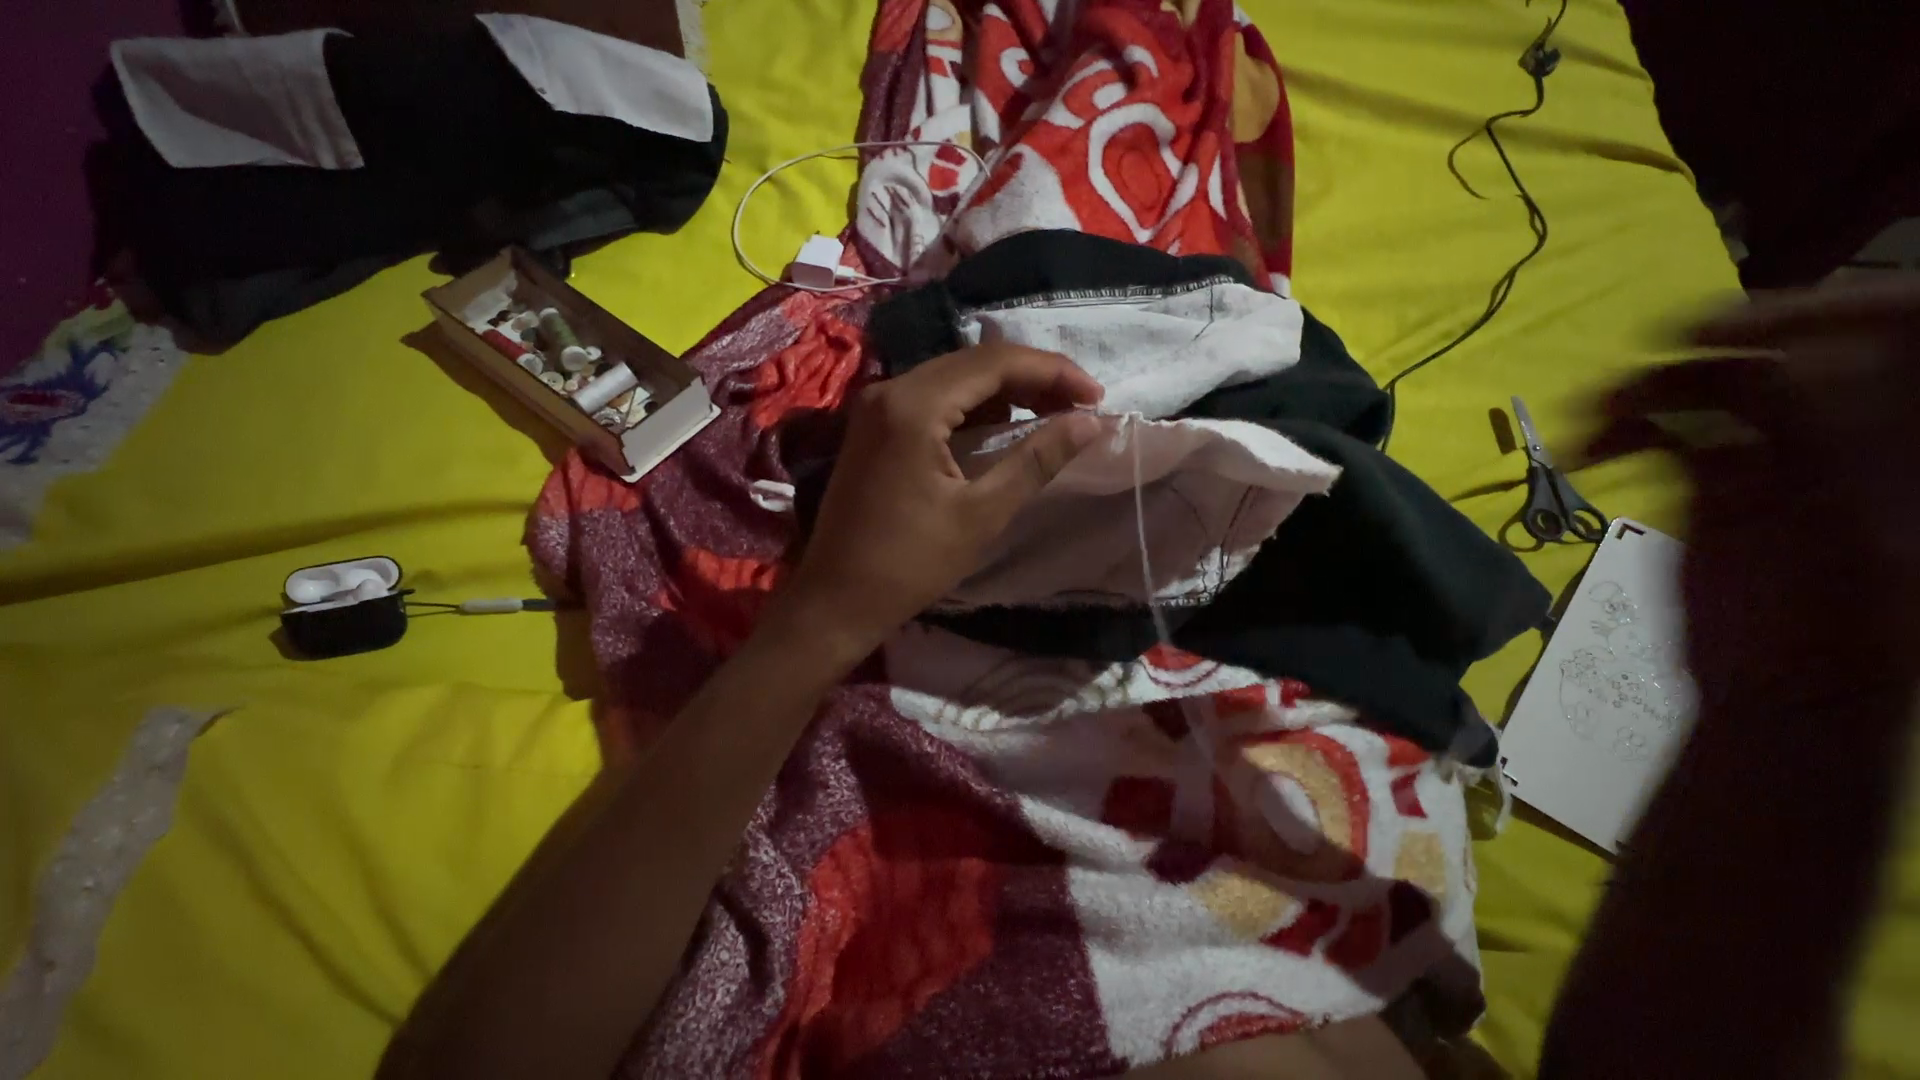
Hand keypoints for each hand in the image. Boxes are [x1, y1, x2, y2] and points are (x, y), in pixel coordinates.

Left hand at [772, 344, 1104, 659]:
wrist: (837, 599)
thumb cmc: (911, 563)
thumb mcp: (983, 513)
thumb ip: (1037, 459)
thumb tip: (1091, 422)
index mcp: (913, 405)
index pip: (995, 362)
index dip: (1052, 371)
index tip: (1096, 397)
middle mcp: (890, 389)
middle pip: (974, 362)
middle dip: (1032, 377)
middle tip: (1080, 406)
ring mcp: (876, 406)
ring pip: (954, 377)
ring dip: (1005, 390)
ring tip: (1052, 414)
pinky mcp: (873, 425)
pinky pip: (933, 397)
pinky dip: (973, 406)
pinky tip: (1004, 427)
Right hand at [1585, 280, 1919, 702]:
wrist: (1774, 696)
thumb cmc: (1830, 636)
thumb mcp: (1844, 541)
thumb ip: (1819, 450)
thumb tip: (1781, 369)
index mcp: (1900, 441)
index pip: (1895, 333)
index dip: (1837, 310)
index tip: (1755, 319)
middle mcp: (1846, 431)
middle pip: (1792, 350)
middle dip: (1720, 345)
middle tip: (1658, 353)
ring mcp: (1777, 456)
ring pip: (1717, 385)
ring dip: (1654, 388)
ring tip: (1600, 409)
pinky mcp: (1714, 483)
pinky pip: (1665, 434)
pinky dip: (1623, 432)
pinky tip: (1591, 447)